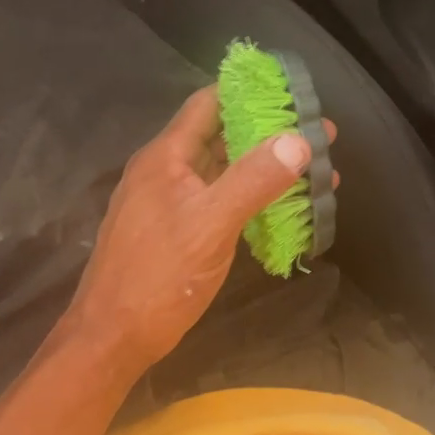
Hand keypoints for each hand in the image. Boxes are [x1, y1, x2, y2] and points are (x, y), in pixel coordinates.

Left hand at [60, 87, 328, 372]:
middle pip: (224, 134)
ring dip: (270, 165)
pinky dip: (258, 194)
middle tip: (323, 134)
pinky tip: (290, 205)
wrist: (110, 344)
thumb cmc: (157, 277)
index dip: (250, 90)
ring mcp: (173, 202)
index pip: (209, 103)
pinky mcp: (181, 230)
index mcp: (166, 157)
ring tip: (319, 170)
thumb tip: (301, 138)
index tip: (296, 90)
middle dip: (273, 130)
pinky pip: (225, 197)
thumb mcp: (211, 224)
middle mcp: (167, 171)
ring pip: (228, 168)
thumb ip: (254, 179)